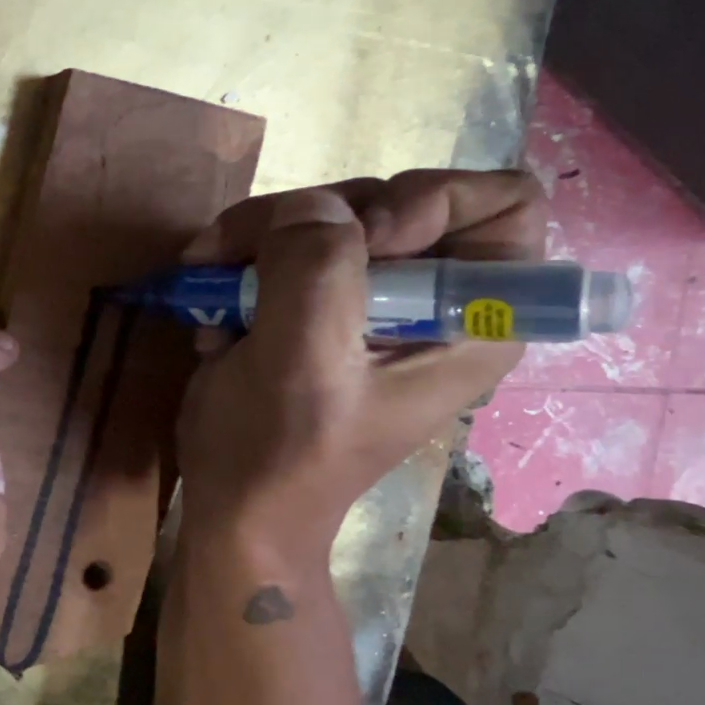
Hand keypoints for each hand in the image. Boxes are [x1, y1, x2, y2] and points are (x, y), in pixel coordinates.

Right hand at [175, 170, 546, 561]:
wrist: (235, 505)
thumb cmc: (277, 450)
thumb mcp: (300, 364)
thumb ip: (316, 274)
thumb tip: (308, 206)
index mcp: (473, 318)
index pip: (496, 202)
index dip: (423, 202)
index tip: (353, 243)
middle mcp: (433, 300)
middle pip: (392, 199)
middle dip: (307, 217)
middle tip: (236, 250)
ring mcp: (368, 303)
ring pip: (325, 218)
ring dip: (254, 239)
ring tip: (207, 281)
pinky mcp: (315, 309)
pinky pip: (282, 250)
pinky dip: (238, 265)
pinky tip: (214, 312)